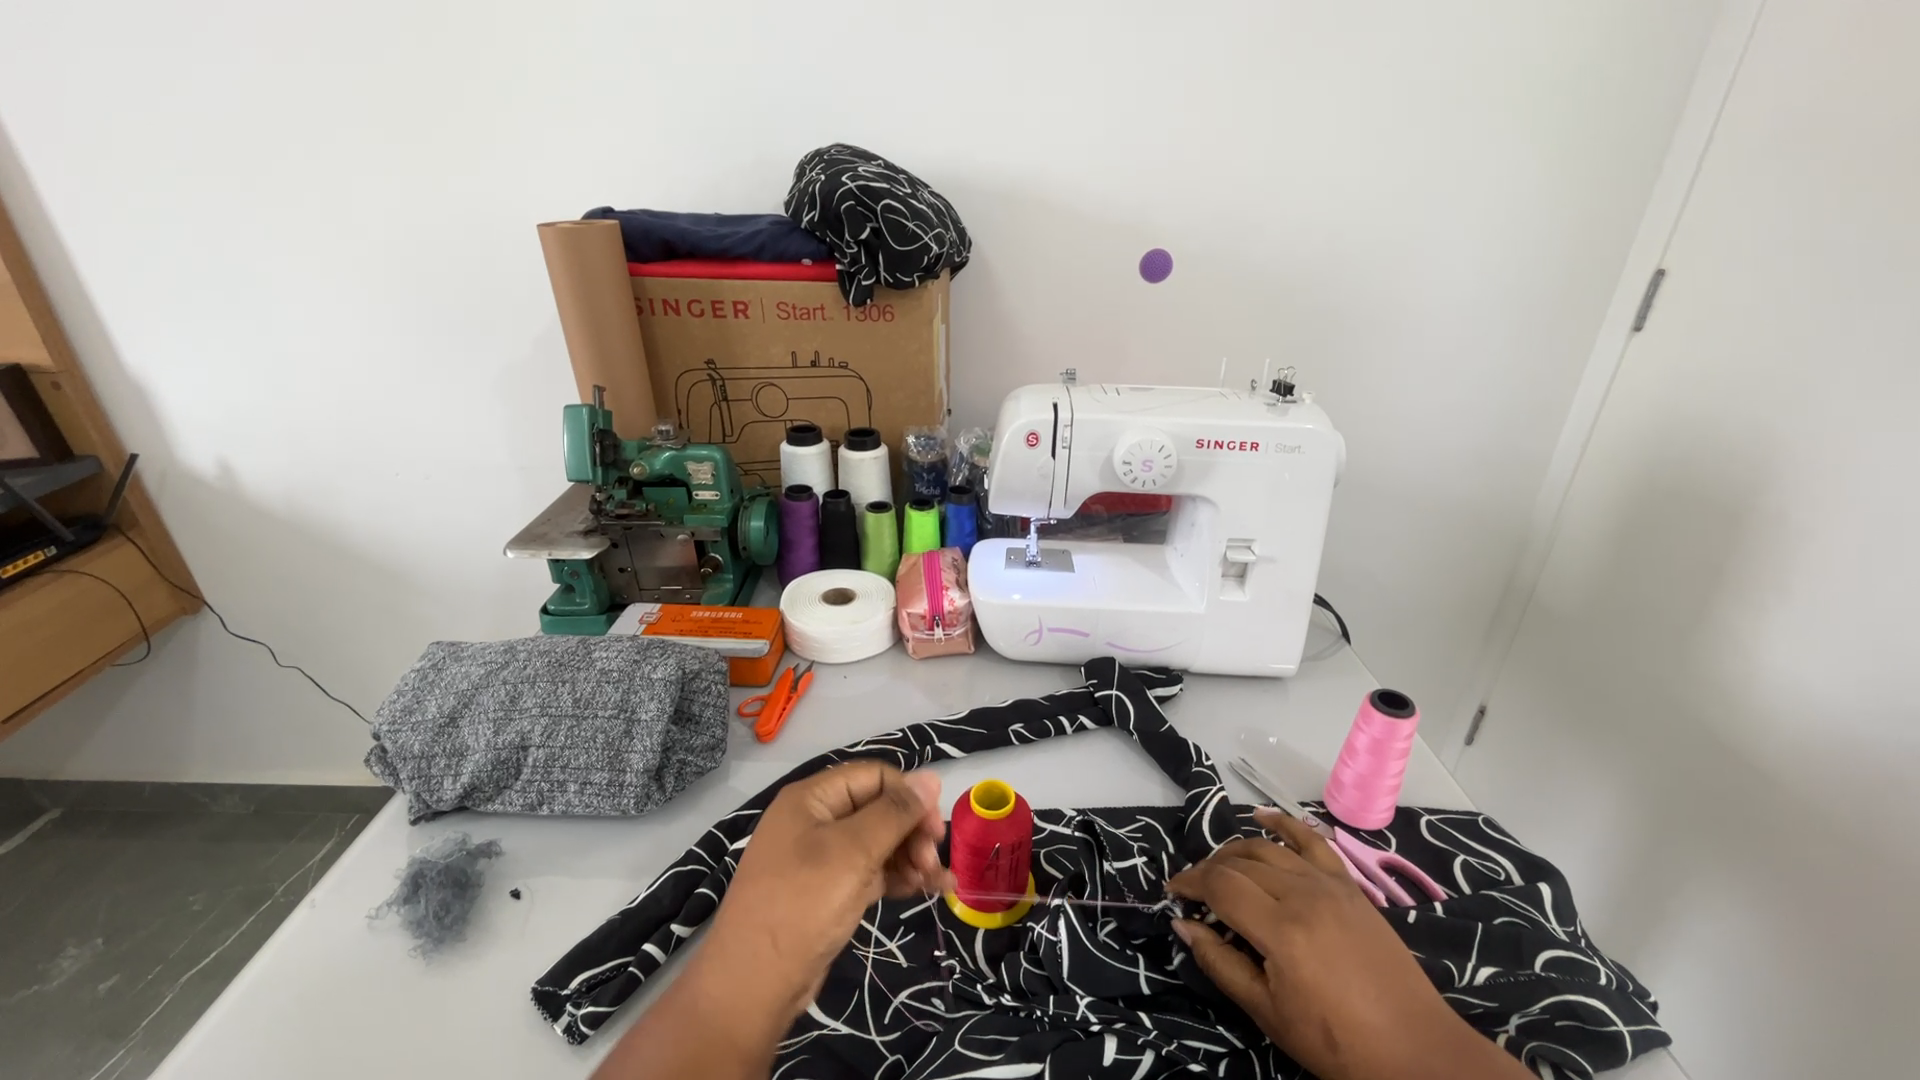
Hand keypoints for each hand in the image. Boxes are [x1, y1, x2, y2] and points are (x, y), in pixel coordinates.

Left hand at [594, 763, 948, 1079]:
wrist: (753, 984)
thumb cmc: (802, 904)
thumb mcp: (853, 852)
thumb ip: (895, 813)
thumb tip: (932, 776)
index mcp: (813, 798)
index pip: (874, 776)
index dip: (909, 796)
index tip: (935, 830)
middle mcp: (816, 820)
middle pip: (879, 808)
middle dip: (912, 830)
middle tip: (932, 861)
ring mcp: (821, 858)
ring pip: (879, 842)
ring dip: (911, 856)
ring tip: (938, 882)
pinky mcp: (829, 891)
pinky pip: (872, 871)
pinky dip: (899, 877)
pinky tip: (928, 890)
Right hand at [1167, 808, 1530, 1079]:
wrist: (1415, 1050)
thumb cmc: (1336, 1042)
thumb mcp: (1268, 1012)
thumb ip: (1221, 963)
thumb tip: (1183, 925)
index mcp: (1281, 929)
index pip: (1220, 886)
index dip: (1190, 884)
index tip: (1173, 894)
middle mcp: (1303, 894)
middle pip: (1240, 862)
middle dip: (1208, 870)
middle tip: (1193, 890)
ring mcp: (1330, 885)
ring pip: (1269, 848)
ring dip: (1235, 851)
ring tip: (1218, 866)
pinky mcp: (1350, 886)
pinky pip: (1311, 841)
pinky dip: (1284, 824)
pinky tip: (1262, 817)